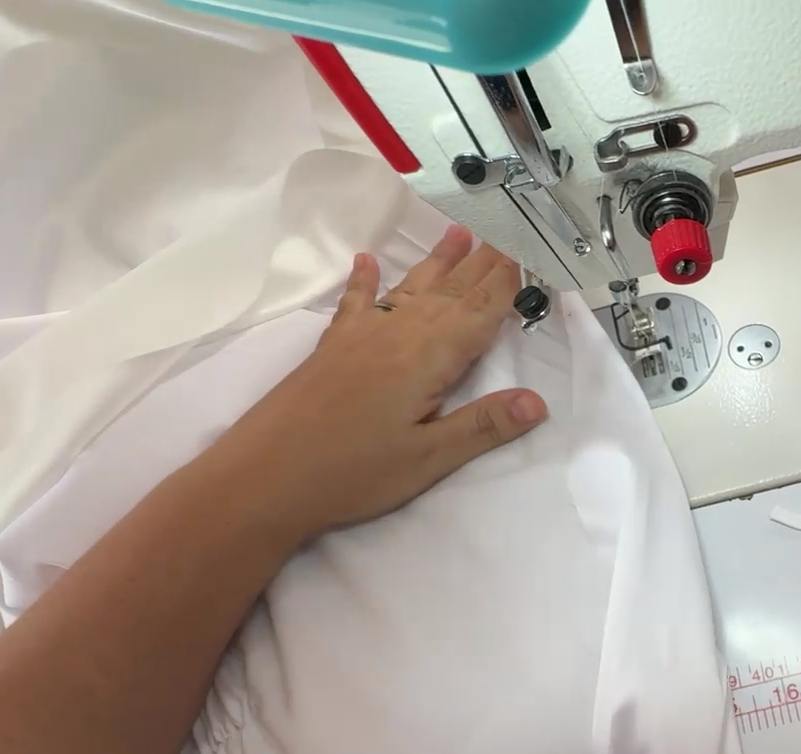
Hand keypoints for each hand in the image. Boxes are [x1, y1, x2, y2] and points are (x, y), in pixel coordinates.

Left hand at [206, 225, 547, 539]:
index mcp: (426, 359)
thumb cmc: (353, 472)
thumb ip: (483, 426)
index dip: (507, 284)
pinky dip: (364, 281)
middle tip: (507, 229)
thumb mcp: (429, 458)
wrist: (262, 477)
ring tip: (459, 233)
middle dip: (482, 263)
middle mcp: (396, 336)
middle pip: (449, 292)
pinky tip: (365, 261)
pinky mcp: (333, 349)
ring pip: (410, 290)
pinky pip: (356, 304)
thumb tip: (538, 401)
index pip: (478, 312)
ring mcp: (361, 338)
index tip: (531, 251)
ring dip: (437, 262)